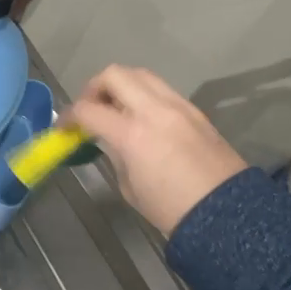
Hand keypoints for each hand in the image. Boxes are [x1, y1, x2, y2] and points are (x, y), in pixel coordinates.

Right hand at [66, 64, 247, 235]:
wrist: (227, 214)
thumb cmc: (170, 208)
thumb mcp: (128, 185)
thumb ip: (115, 153)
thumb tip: (109, 140)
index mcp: (132, 133)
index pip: (87, 110)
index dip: (68, 117)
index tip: (63, 129)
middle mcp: (155, 110)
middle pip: (114, 75)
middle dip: (95, 89)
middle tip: (90, 110)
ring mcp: (179, 107)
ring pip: (141, 75)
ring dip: (122, 87)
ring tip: (117, 111)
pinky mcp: (195, 112)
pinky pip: (162, 90)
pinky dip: (144, 97)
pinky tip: (143, 120)